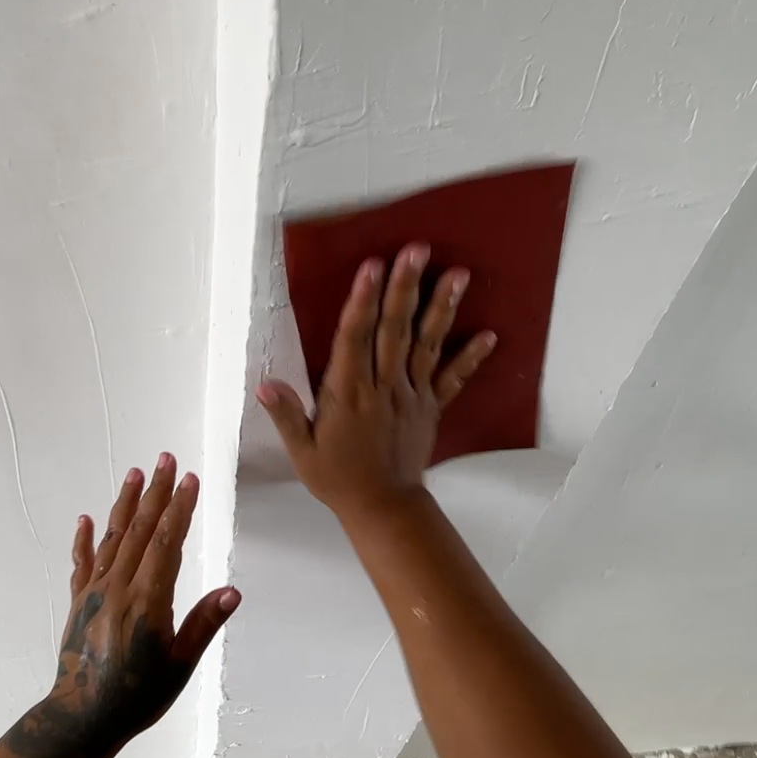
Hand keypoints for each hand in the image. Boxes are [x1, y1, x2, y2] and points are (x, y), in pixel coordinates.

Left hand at [2, 454, 239, 757]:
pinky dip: (85, 539)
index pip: (167, 542)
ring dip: (125, 503)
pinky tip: (86, 519)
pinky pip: (82, 562)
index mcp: (147, 600)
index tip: (189, 479)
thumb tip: (233, 591)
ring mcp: (94, 591)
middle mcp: (118, 587)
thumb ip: (203, 625)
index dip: (180, 508)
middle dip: (156, 492)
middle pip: (140, 529)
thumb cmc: (137, 697)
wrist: (81, 720)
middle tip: (166, 459)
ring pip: (113, 537)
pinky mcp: (78, 601)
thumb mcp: (178, 665)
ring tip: (134, 472)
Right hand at [257, 243, 495, 523]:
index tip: (372, 267)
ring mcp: (411, 396)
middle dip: (404, 288)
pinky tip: (491, 335)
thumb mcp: (303, 451)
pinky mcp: (430, 408)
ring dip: (441, 308)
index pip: (355, 339)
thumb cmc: (337, 479)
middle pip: (394, 330)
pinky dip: (470, 358)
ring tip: (458, 274)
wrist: (383, 508)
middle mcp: (383, 387)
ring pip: (425, 346)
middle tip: (417, 249)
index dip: (362, 301)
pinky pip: (452, 380)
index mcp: (349, 394)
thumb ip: (287, 414)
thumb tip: (265, 383)